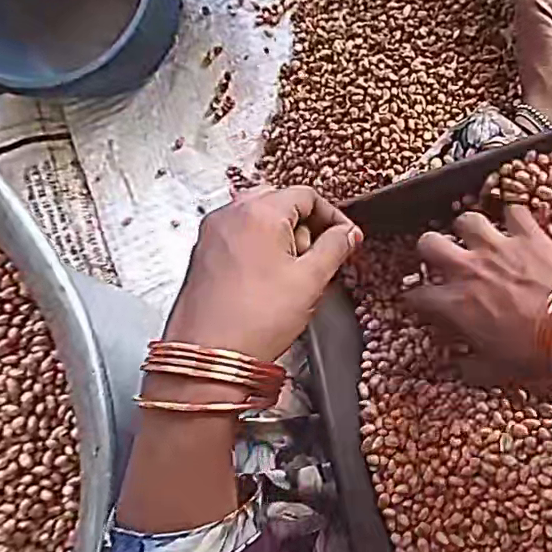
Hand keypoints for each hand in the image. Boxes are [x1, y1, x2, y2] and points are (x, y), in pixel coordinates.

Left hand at [162, 186, 361, 361]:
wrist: (210, 356)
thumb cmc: (254, 320)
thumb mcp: (310, 280)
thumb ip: (335, 248)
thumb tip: (347, 234)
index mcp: (258, 213)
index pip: (306, 196)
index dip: (333, 216)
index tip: (346, 237)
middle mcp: (229, 216)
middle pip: (281, 203)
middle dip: (307, 227)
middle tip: (322, 256)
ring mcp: (213, 235)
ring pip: (260, 221)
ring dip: (285, 239)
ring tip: (296, 275)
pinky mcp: (204, 255)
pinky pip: (241, 238)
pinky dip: (262, 250)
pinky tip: (272, 282)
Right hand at [403, 205, 551, 382]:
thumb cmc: (536, 354)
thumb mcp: (494, 370)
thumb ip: (469, 367)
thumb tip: (460, 368)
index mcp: (456, 304)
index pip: (418, 295)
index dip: (418, 299)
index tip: (424, 303)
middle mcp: (469, 269)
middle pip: (429, 243)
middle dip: (431, 250)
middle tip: (443, 260)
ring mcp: (499, 248)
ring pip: (467, 220)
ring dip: (468, 228)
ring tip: (476, 238)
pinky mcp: (529, 236)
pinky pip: (514, 211)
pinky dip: (514, 216)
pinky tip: (516, 224)